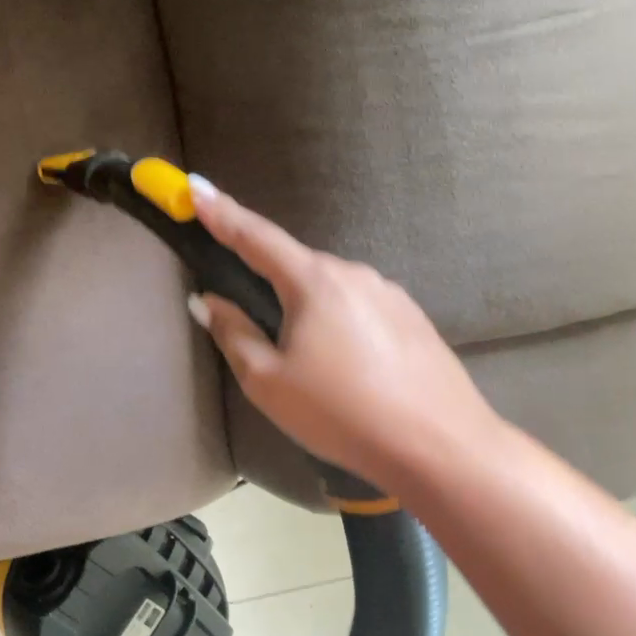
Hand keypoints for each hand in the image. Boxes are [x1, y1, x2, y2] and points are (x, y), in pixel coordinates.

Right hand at [185, 175, 503, 489]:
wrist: (442, 448)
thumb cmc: (339, 412)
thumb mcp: (266, 380)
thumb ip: (233, 333)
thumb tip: (210, 301)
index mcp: (314, 283)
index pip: (255, 237)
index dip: (220, 212)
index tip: (193, 187)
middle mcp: (354, 275)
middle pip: (292, 264)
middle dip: (262, 276)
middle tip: (239, 306)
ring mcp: (389, 295)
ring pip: (325, 288)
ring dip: (299, 306)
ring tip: (294, 355)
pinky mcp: (411, 319)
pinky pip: (354, 307)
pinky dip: (330, 322)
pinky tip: (333, 364)